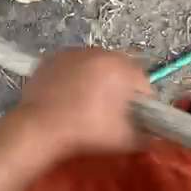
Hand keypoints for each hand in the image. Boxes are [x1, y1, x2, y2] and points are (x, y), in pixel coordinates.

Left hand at [8, 48, 151, 158]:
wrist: (39, 128)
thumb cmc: (87, 131)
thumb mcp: (127, 139)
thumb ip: (147, 133)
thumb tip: (152, 131)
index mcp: (120, 66)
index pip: (143, 83)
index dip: (142, 104)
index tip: (134, 119)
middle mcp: (98, 52)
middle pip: (119, 71)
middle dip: (119, 89)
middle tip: (110, 113)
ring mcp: (72, 53)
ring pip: (94, 67)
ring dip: (96, 81)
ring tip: (86, 105)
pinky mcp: (51, 59)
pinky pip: (71, 67)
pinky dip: (74, 78)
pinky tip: (67, 97)